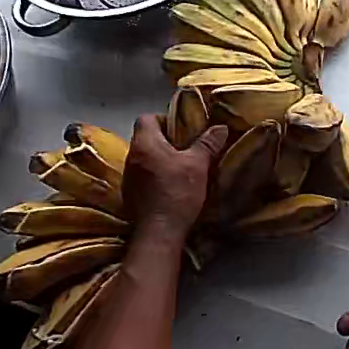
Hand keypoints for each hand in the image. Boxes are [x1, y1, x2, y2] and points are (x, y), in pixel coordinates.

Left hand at [122, 114, 227, 245]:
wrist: (160, 231)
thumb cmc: (177, 192)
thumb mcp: (197, 165)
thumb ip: (207, 144)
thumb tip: (220, 128)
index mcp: (144, 143)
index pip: (146, 118)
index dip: (164, 119)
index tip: (182, 130)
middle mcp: (131, 156)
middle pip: (145, 138)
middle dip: (165, 141)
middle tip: (186, 148)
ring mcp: (128, 177)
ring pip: (144, 158)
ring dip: (159, 160)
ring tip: (180, 168)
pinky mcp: (130, 195)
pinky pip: (142, 177)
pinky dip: (155, 177)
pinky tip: (171, 187)